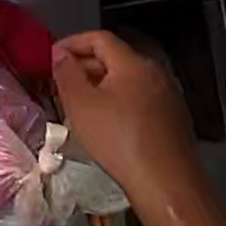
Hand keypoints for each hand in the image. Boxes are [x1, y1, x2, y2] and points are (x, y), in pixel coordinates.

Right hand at [52, 31, 200, 208]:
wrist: (168, 188)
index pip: (99, 38)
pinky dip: (118, 101)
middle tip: (61, 82)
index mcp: (133, 63)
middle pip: (113, 57)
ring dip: (99, 85)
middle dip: (84, 65)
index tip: (52, 57)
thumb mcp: (80, 104)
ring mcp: (168, 96)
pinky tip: (106, 124)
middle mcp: (155, 73)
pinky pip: (138, 98)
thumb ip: (66, 72)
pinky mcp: (173, 120)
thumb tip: (60, 53)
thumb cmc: (119, 140)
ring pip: (126, 80)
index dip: (72, 42)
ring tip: (79, 104)